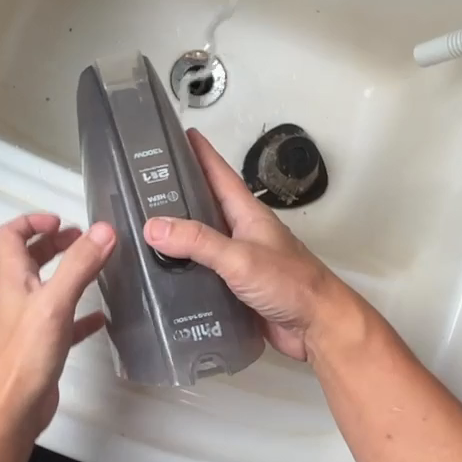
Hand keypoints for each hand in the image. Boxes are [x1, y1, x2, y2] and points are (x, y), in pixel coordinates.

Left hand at [0, 214, 116, 436]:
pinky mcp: (42, 348)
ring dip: (69, 274)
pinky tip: (101, 319)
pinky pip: (63, 323)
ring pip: (47, 290)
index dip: (32, 222)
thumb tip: (104, 229)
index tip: (62, 221)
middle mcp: (17, 298)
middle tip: (84, 240)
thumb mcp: (55, 302)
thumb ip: (79, 265)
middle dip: (54, 244)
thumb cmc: (27, 354)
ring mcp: (29, 324)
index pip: (9, 237)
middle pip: (28, 260)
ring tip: (97, 269)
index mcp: (12, 281)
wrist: (13, 408)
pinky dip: (81, 315)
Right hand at [143, 130, 366, 361]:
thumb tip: (154, 227)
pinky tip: (164, 276)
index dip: (200, 153)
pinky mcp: (235, 288)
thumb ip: (198, 242)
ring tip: (144, 228)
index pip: (219, 174)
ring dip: (179, 235)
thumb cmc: (292, 284)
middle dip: (179, 192)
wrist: (317, 327)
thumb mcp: (241, 258)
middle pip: (206, 205)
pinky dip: (184, 270)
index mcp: (247, 214)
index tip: (179, 135)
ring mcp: (240, 261)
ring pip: (202, 241)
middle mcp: (242, 233)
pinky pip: (204, 272)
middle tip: (147, 182)